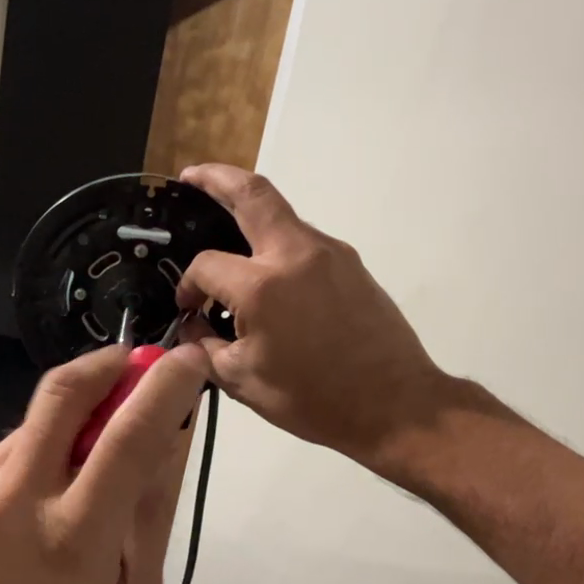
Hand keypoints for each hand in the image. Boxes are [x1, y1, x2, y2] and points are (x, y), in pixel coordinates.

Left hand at [0, 344, 208, 583]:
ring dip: (69, 427)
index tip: (188, 360)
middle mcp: (15, 494)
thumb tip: (175, 426)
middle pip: (65, 389)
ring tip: (73, 482)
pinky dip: (33, 458)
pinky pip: (7, 449)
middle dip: (108, 363)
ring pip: (36, 422)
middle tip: (133, 366)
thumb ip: (154, 503)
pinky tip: (30, 507)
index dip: (166, 385)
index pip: (130, 434)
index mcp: (74, 534)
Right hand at [176, 164, 460, 468]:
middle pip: (253, 193)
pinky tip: (264, 272)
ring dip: (249, 213)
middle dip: (216, 178)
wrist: (395, 405)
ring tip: (223, 228)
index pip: (206, 265)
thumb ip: (205, 345)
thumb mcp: (240, 380)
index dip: (188, 285)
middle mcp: (295, 255)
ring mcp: (329, 253)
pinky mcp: (350, 264)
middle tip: (190, 177)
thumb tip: (195, 325)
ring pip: (281, 214)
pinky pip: (301, 240)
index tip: (188, 309)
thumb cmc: (312, 399)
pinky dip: (274, 242)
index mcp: (261, 287)